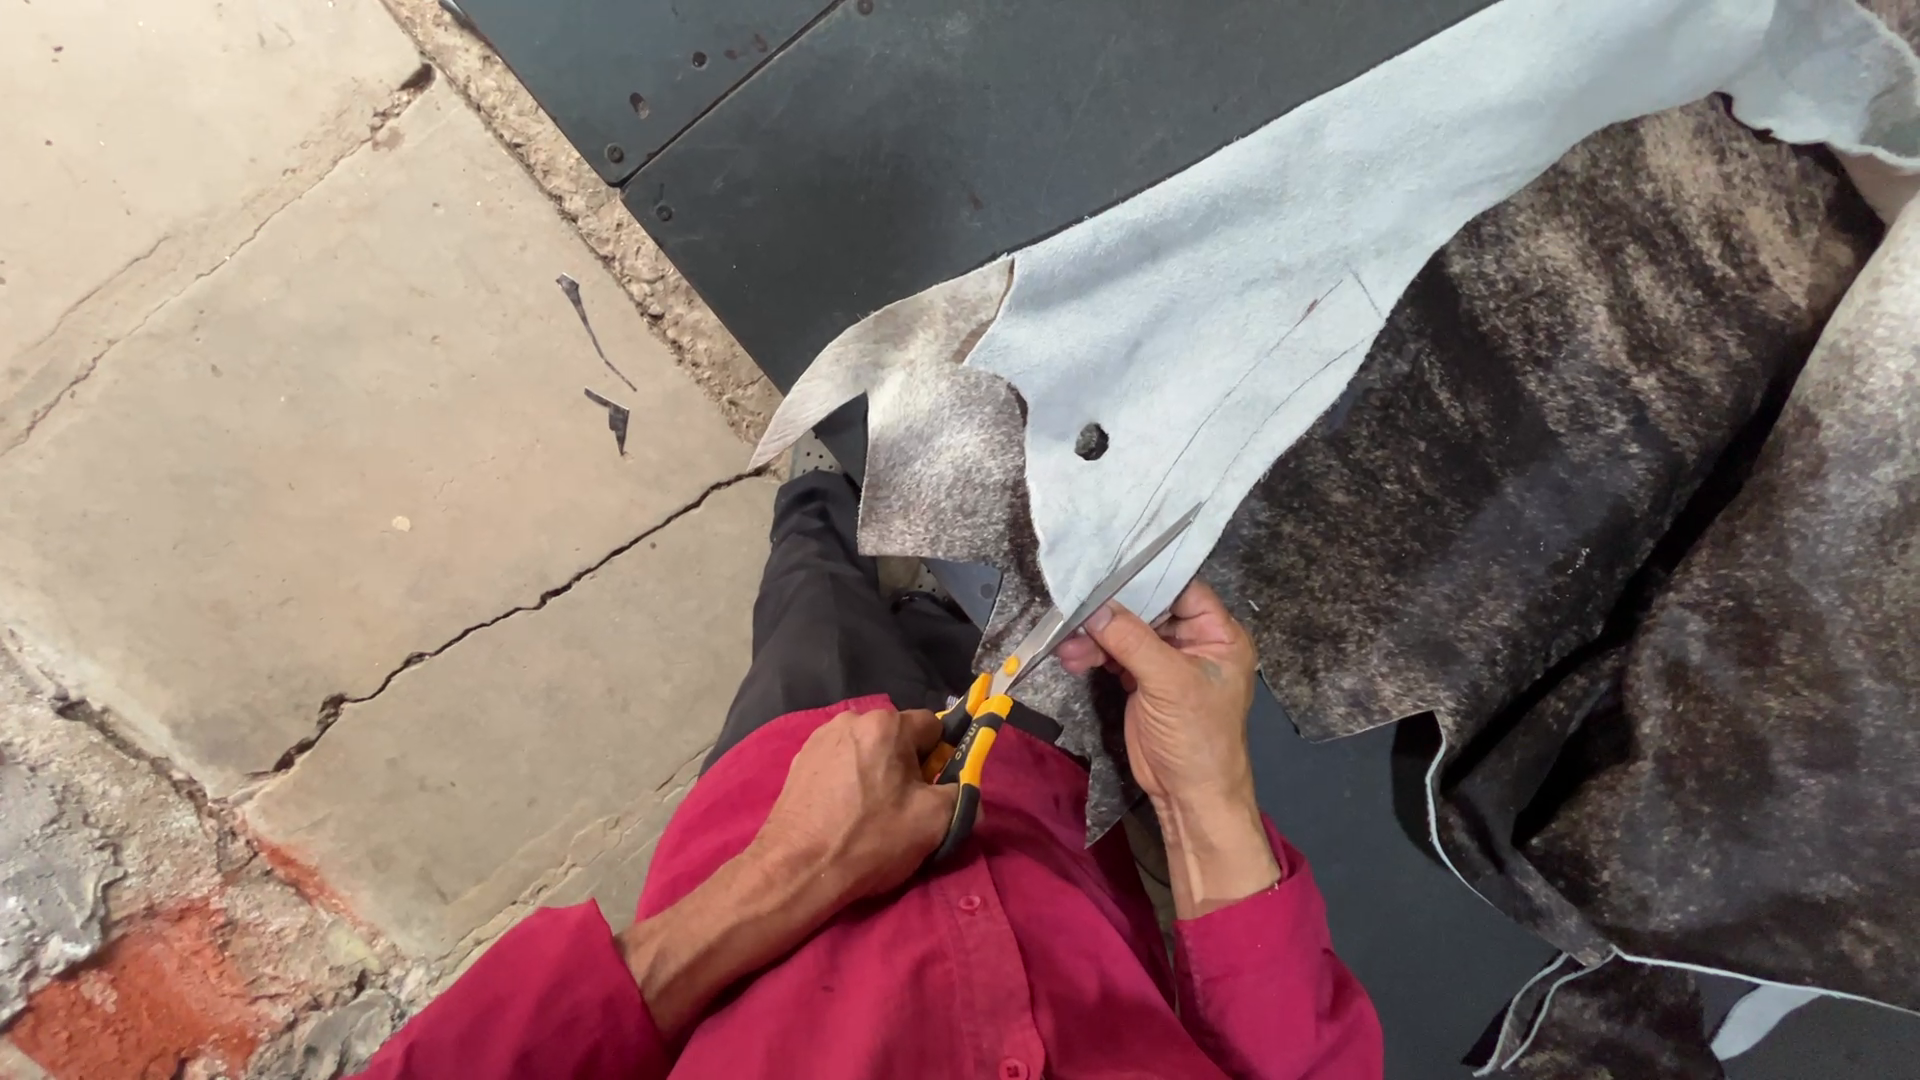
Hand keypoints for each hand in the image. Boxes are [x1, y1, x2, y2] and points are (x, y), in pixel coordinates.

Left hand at [751, 707, 959, 903]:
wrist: (795, 870)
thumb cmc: (869, 840)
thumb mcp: (934, 823)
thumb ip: (963, 797)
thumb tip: (969, 795)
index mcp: (887, 725)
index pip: (933, 727)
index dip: (940, 758)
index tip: (933, 789)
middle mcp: (852, 718)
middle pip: (897, 736)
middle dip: (906, 765)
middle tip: (901, 806)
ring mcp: (820, 736)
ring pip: (867, 748)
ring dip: (875, 771)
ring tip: (867, 812)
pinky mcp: (800, 758)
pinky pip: (840, 760)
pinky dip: (848, 778)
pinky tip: (841, 811)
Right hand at [1056, 580, 1278, 915]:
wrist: (1189, 796)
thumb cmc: (1197, 736)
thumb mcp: (1169, 682)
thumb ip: (1132, 640)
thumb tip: (1094, 607)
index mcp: (1219, 635)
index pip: (1182, 590)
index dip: (1147, 579)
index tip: (1107, 568)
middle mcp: (1195, 642)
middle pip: (1148, 610)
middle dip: (1111, 613)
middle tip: (1076, 610)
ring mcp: (1166, 661)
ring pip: (1126, 633)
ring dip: (1096, 638)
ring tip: (1069, 648)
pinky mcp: (1142, 680)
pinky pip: (1115, 654)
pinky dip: (1094, 655)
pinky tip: (1073, 658)